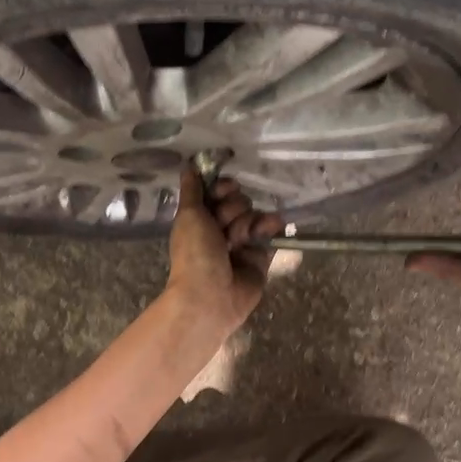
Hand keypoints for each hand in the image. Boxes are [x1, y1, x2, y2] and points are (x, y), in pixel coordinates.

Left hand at [164, 163, 284, 335]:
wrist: (211, 295)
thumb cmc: (195, 253)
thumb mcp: (189, 215)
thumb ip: (193, 190)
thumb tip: (188, 166)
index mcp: (198, 219)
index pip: (217, 192)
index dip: (223, 188)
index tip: (225, 190)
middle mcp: (219, 229)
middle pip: (237, 201)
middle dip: (233, 209)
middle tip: (224, 227)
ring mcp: (240, 242)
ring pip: (253, 215)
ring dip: (249, 221)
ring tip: (241, 238)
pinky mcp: (260, 256)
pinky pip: (269, 232)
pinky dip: (270, 227)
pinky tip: (271, 227)